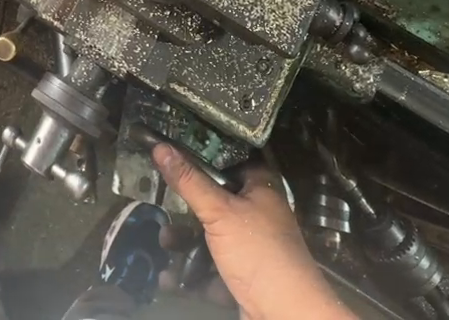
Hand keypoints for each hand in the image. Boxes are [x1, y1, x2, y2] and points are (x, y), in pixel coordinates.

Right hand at [151, 144, 353, 319]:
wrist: (288, 319)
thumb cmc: (259, 254)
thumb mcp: (220, 212)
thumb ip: (189, 181)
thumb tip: (160, 146)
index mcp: (260, 187)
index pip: (229, 158)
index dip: (203, 153)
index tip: (172, 149)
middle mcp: (257, 212)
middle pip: (215, 198)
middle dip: (186, 207)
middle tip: (162, 201)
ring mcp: (250, 246)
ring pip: (210, 235)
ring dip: (185, 241)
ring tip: (164, 243)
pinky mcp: (243, 275)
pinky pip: (211, 266)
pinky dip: (192, 271)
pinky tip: (170, 278)